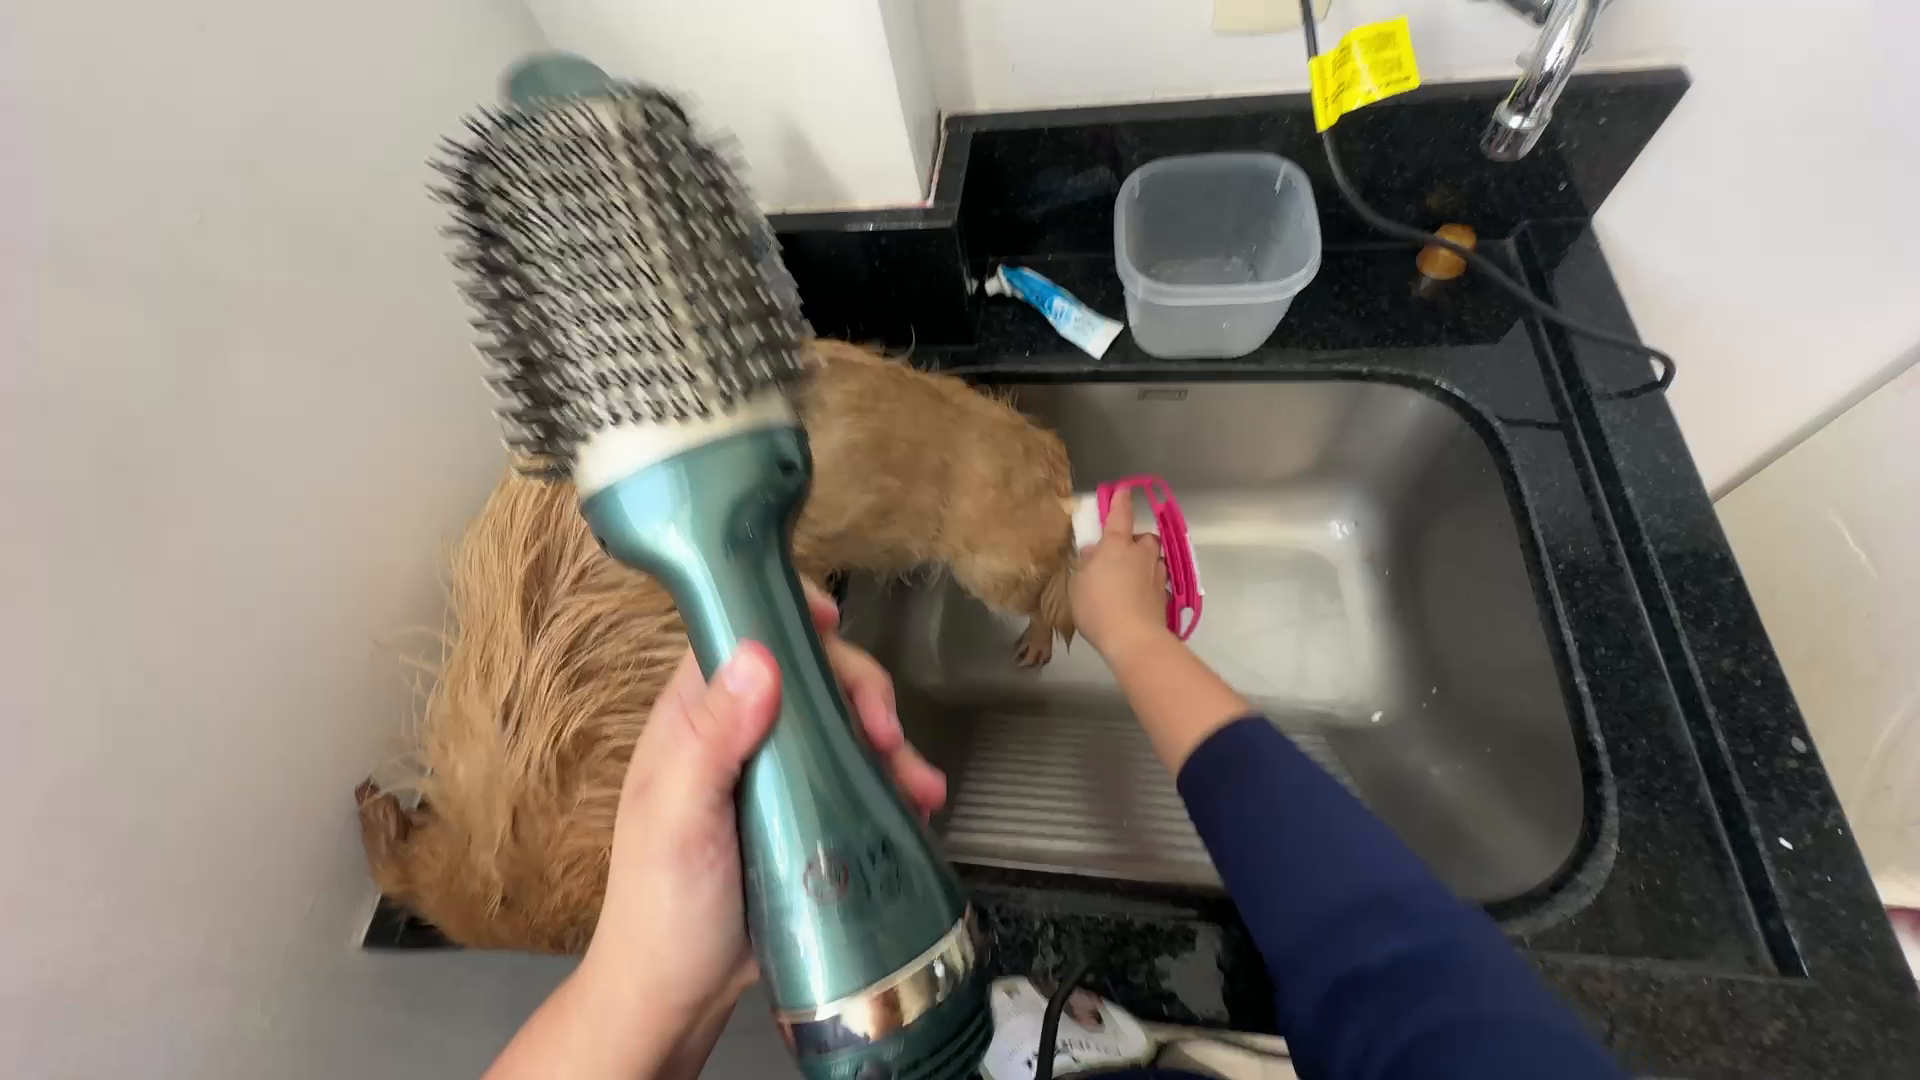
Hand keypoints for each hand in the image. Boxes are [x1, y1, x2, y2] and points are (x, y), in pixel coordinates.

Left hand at [576, 584, 946, 1052]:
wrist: (684, 994)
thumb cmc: (665, 904)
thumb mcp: (678, 820)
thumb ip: (710, 739)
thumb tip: (760, 655)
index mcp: (698, 714)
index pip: (742, 632)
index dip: (789, 615)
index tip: (834, 624)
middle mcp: (741, 727)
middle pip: (812, 672)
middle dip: (860, 689)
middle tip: (887, 733)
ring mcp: (781, 766)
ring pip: (845, 718)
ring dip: (891, 740)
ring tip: (920, 785)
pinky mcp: (812, 804)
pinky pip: (860, 769)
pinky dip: (895, 778)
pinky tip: (918, 804)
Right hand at [1070, 485, 1171, 661]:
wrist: (1133, 638)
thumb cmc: (1097, 606)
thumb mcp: (1079, 584)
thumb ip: (1087, 564)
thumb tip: (1094, 551)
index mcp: (1116, 546)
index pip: (1120, 516)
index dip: (1120, 501)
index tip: (1123, 489)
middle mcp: (1141, 555)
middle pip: (1145, 539)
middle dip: (1137, 541)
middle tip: (1123, 552)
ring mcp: (1157, 576)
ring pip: (1154, 560)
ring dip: (1145, 563)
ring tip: (1131, 578)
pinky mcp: (1165, 597)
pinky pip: (1158, 583)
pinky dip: (1150, 586)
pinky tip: (1139, 599)